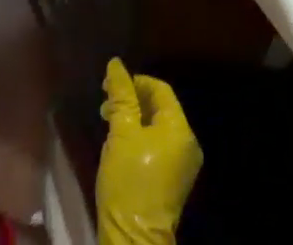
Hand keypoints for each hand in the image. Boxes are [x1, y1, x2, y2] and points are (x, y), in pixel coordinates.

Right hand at [96, 58, 202, 243]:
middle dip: (132, 101)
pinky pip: (158, 145)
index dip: (135, 82)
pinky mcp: (173, 178)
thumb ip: (121, 96)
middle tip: (105, 105)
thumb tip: (116, 64)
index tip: (109, 85)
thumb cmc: (128, 179)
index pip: (160, 90)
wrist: (134, 234)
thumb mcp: (121, 133)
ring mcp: (182, 163)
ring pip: (157, 127)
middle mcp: (187, 143)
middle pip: (160, 108)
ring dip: (133, 119)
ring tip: (108, 123)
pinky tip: (119, 143)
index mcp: (179, 129)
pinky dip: (140, 137)